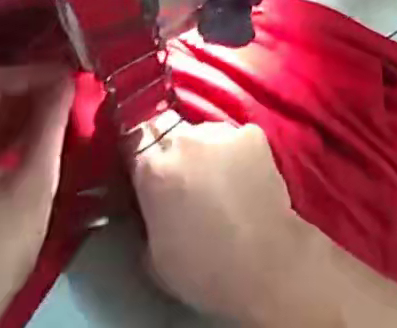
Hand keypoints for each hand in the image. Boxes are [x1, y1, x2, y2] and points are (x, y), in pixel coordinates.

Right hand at [129, 122, 318, 323]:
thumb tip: (155, 201)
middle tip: (190, 183)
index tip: (152, 176)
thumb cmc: (199, 265)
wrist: (259, 257)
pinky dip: (238, 152)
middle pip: (175, 138)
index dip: (144, 161)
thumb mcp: (151, 249)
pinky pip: (237, 138)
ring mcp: (222, 131)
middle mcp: (185, 139)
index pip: (137, 145)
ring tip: (222, 180)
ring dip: (209, 152)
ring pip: (207, 134)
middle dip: (178, 156)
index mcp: (153, 168)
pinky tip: (246, 176)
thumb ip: (148, 212)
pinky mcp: (254, 132)